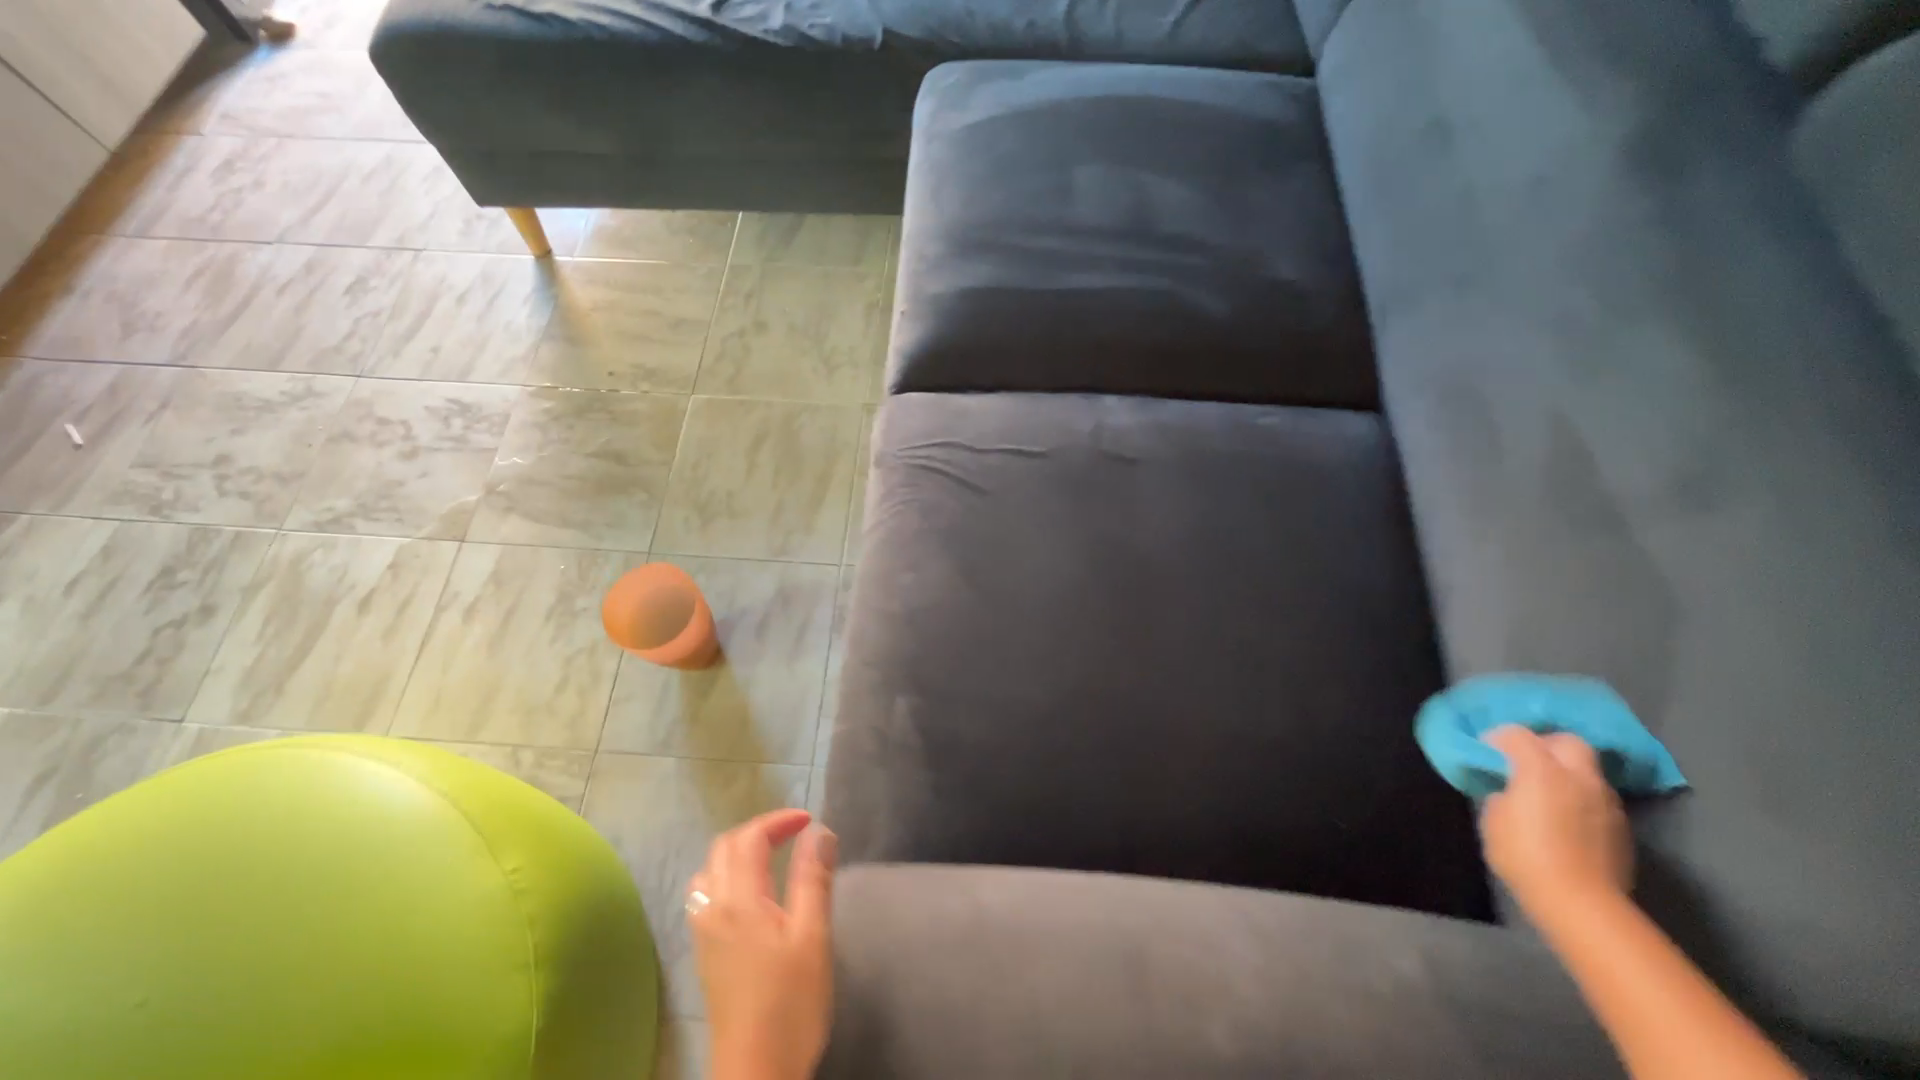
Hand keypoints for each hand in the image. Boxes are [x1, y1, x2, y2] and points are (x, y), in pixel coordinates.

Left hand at [687, 809, 836, 1079]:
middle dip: (757, 831)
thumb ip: (813, 879)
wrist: (756, 1068)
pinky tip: (748, 896)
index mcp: (740, 900)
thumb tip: (819, 830)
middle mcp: (713, 908)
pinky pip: (705, 895)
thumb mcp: (813, 936)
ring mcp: (703, 932)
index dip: (778, 821)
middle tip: (793, 833)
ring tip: (771, 858)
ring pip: (709, 871)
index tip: (809, 820)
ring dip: (737, 853)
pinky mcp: (704, 953)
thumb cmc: (791, 1001)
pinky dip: (726, 877)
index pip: (750, 838)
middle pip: (724, 848)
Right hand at [1479, 726, 1632, 916]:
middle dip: (1545, 743)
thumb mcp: (1493, 823)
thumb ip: (1500, 797)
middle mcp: (1578, 775)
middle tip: (1526, 760)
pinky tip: (1568, 817)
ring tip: (1549, 791)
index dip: (1497, 737)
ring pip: (1587, 769)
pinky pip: (1597, 796)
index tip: (1485, 749)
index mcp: (1541, 769)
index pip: (1517, 734)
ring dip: (1567, 771)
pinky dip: (1581, 796)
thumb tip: (1509, 793)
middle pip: (1566, 740)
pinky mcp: (1621, 823)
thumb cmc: (1525, 857)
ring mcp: (1605, 798)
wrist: (1581, 902)